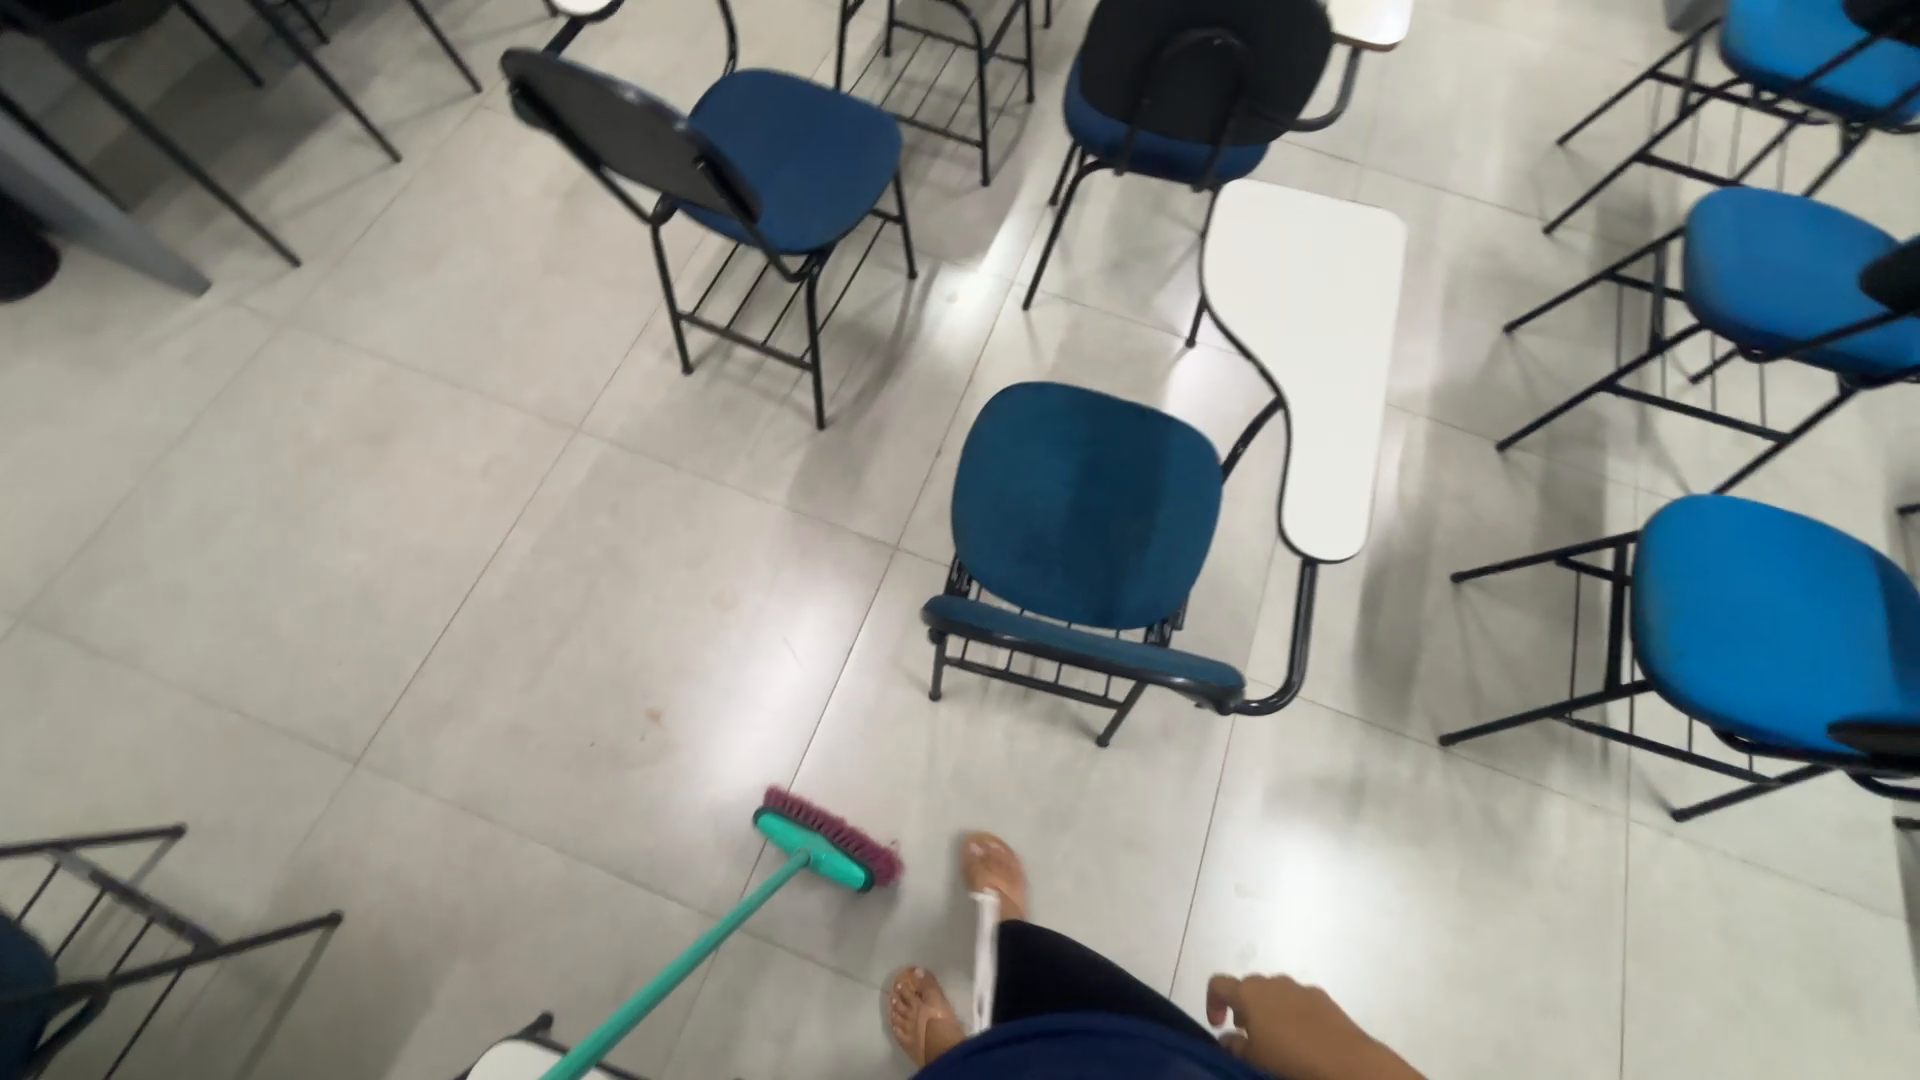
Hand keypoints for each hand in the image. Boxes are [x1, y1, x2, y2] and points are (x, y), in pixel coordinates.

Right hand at [1205, 974, 1424, 1079]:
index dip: (1212, 1002)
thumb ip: (1235, 1047)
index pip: (1218, 983)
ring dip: (1269, 1010)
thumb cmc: (1292, 1062)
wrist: (1350, 1066)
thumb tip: (1227, 1039)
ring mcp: (1300, 989)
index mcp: (1249, 993)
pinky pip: (1299, 1002)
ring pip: (1275, 993)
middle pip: (1248, 986)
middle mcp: (1272, 982)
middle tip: (1249, 1036)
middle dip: (1244, 1007)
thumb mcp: (1254, 1061)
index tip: (1218, 1026)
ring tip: (1277, 1040)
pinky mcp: (1324, 999)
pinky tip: (1304, 1041)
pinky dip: (1294, 1014)